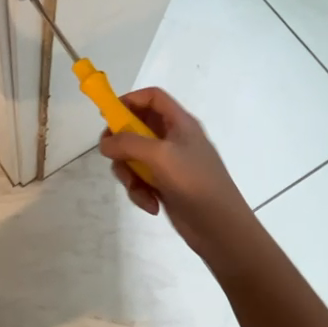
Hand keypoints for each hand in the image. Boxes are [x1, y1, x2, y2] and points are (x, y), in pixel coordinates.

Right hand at [101, 87, 255, 261]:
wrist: (222, 229)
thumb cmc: (195, 183)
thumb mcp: (160, 156)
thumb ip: (128, 143)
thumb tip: (105, 143)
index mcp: (180, 123)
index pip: (152, 97)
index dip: (129, 100)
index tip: (108, 117)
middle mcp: (174, 139)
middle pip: (136, 127)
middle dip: (121, 144)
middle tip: (111, 154)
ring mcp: (169, 163)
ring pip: (133, 156)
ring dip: (129, 173)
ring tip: (138, 189)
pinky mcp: (165, 185)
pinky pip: (140, 179)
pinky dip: (140, 191)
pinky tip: (151, 204)